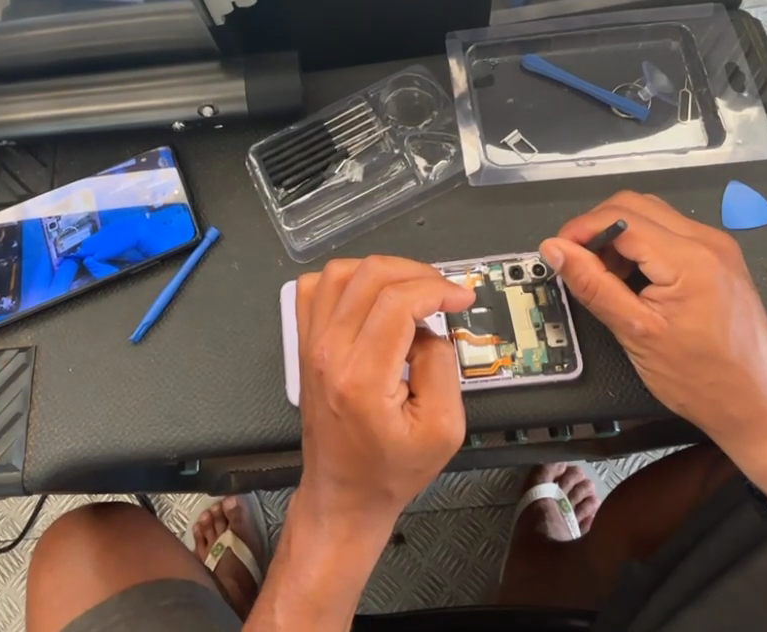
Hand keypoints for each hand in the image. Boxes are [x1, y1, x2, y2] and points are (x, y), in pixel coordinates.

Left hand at [292, 256, 474, 533]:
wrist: (343, 495)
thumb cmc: (393, 470)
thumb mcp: (443, 429)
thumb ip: (442, 365)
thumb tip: (429, 324)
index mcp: (362, 377)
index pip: (397, 302)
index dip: (436, 288)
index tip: (462, 297)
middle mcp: (329, 351)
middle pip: (369, 276)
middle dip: (416, 272)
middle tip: (443, 291)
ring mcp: (310, 343)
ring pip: (340, 272)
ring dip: (383, 270)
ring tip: (412, 289)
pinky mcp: (304, 342)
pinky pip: (315, 288)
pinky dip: (346, 278)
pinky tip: (371, 295)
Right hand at [541, 192, 766, 501]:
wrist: (760, 410)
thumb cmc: (701, 380)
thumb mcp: (636, 333)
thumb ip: (592, 284)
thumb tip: (554, 249)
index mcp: (689, 258)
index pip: (620, 218)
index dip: (580, 229)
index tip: (556, 253)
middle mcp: (708, 241)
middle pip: (634, 205)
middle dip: (596, 227)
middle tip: (576, 262)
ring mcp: (717, 248)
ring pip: (650, 214)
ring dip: (617, 234)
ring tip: (603, 274)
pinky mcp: (719, 260)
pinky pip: (669, 232)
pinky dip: (640, 245)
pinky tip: (631, 278)